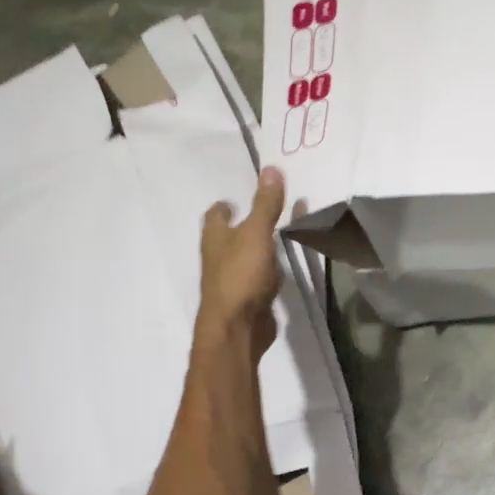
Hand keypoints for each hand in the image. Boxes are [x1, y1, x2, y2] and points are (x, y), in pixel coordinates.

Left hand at [197, 166, 286, 353]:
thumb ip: (265, 204)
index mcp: (215, 236)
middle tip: (263, 219)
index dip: (226, 206)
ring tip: (276, 246)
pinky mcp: (245, 303)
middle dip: (242, 229)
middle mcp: (217, 257)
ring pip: (243, 261)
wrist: (237, 327)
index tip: (237, 201)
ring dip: (256, 254)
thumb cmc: (241, 275)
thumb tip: (271, 167)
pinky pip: (256, 284)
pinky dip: (265, 278)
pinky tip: (279, 279)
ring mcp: (231, 282)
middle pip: (228, 238)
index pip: (216, 214)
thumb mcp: (257, 234)